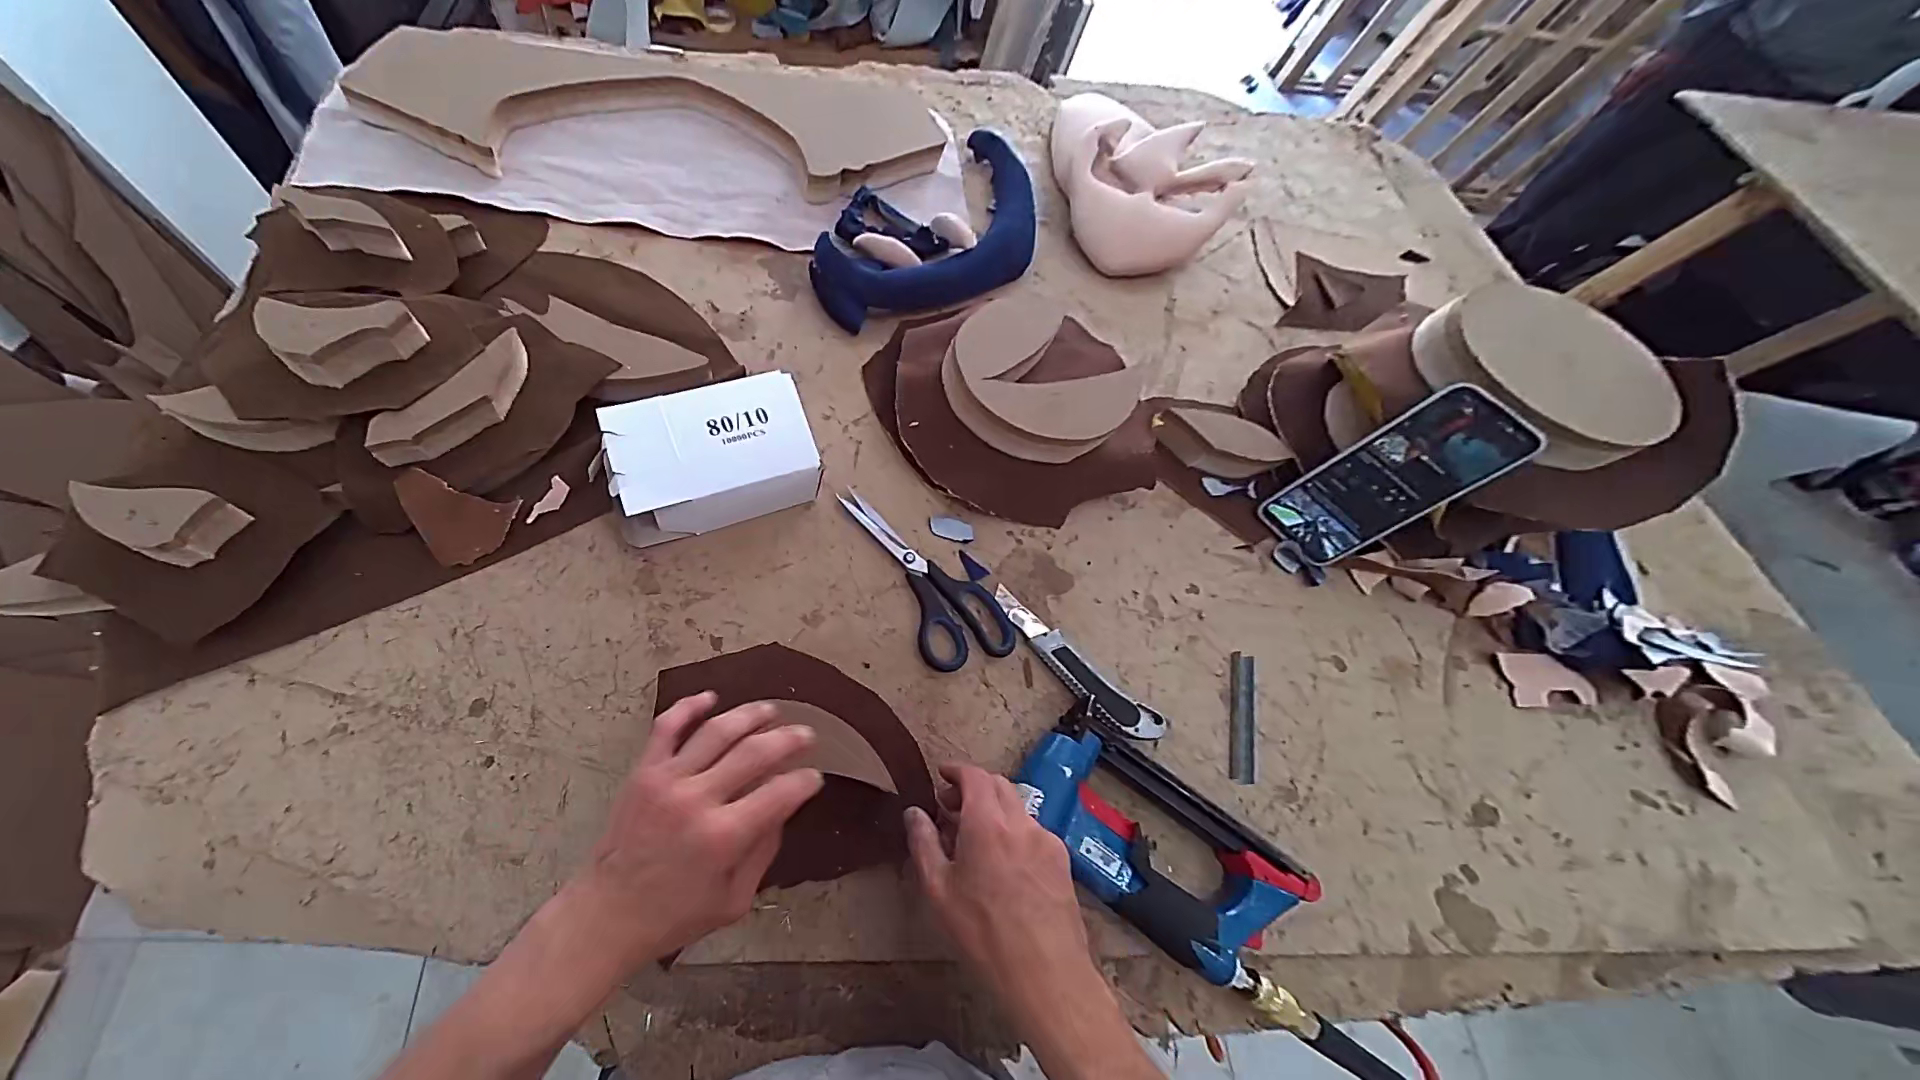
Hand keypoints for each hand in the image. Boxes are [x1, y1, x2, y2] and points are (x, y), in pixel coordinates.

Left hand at [576, 692, 823, 968]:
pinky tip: (710, 698)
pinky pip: (666, 728)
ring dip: (750, 715)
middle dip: (789, 738)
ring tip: (770, 710)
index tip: (814, 777)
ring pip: (717, 731)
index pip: (780, 793)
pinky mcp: (643, 773)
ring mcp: (667, 781)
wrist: (605, 916)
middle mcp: (697, 800)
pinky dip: (689, 707)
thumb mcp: (734, 900)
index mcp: (724, 837)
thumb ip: (763, 851)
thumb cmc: (674, 916)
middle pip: (755, 751)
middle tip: (806, 734)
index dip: (805, 781)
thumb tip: (783, 807)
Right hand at [905, 763, 1098, 1009]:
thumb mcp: (938, 890)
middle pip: (998, 785)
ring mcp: (1046, 840)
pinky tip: (1003, 865)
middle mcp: (1020, 822)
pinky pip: (1033, 832)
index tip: (941, 777)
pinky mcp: (1062, 860)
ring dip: (994, 811)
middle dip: (973, 788)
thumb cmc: (983, 934)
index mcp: (987, 823)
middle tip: (951, 811)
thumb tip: (914, 812)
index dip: (956, 771)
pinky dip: (1014, 832)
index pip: (974, 775)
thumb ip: (923, 843)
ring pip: (1017, 808)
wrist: (1046, 974)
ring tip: (975, 842)